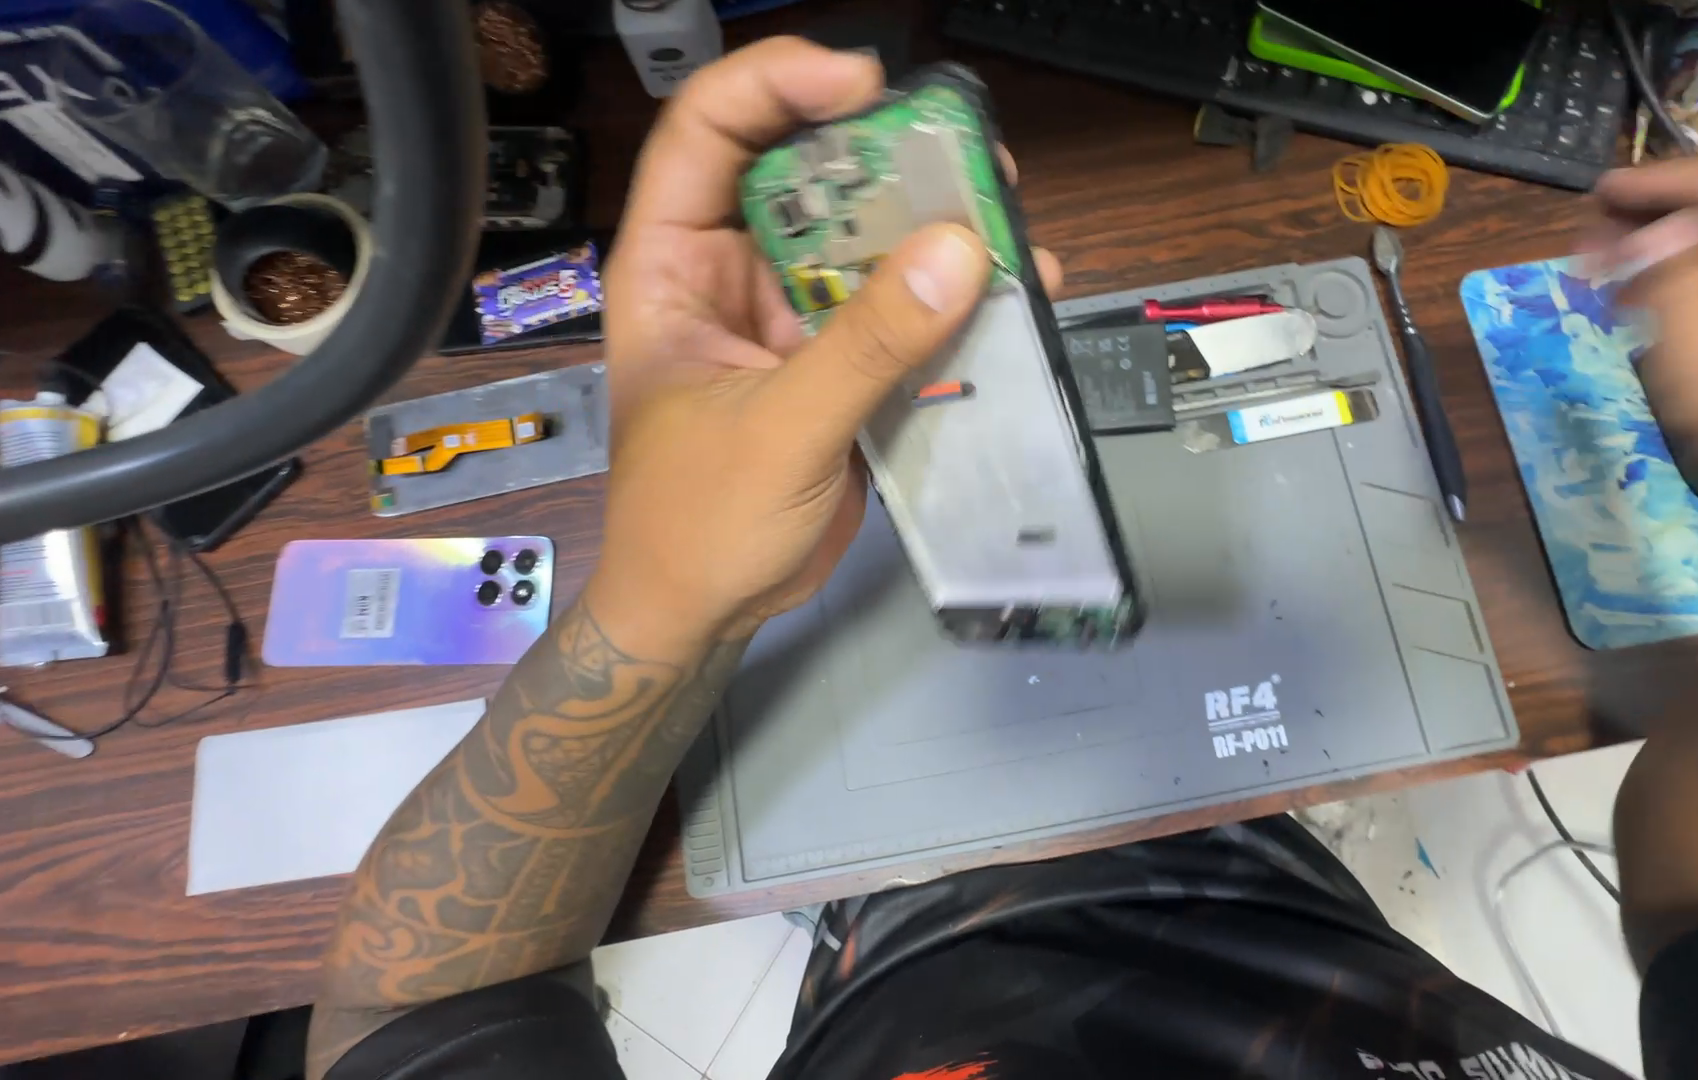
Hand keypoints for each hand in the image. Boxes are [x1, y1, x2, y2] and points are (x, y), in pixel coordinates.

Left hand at [591, 38, 1058, 644]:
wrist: (711, 608)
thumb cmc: (701, 523)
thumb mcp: (779, 429)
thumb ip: (864, 346)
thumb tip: (957, 254)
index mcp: (678, 270)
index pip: (711, 135)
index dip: (778, 88)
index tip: (863, 85)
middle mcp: (737, 283)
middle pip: (810, 187)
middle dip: (886, 167)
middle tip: (967, 164)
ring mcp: (794, 330)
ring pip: (866, 257)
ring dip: (931, 243)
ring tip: (1004, 229)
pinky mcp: (839, 376)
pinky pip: (896, 325)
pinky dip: (944, 315)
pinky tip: (1001, 305)